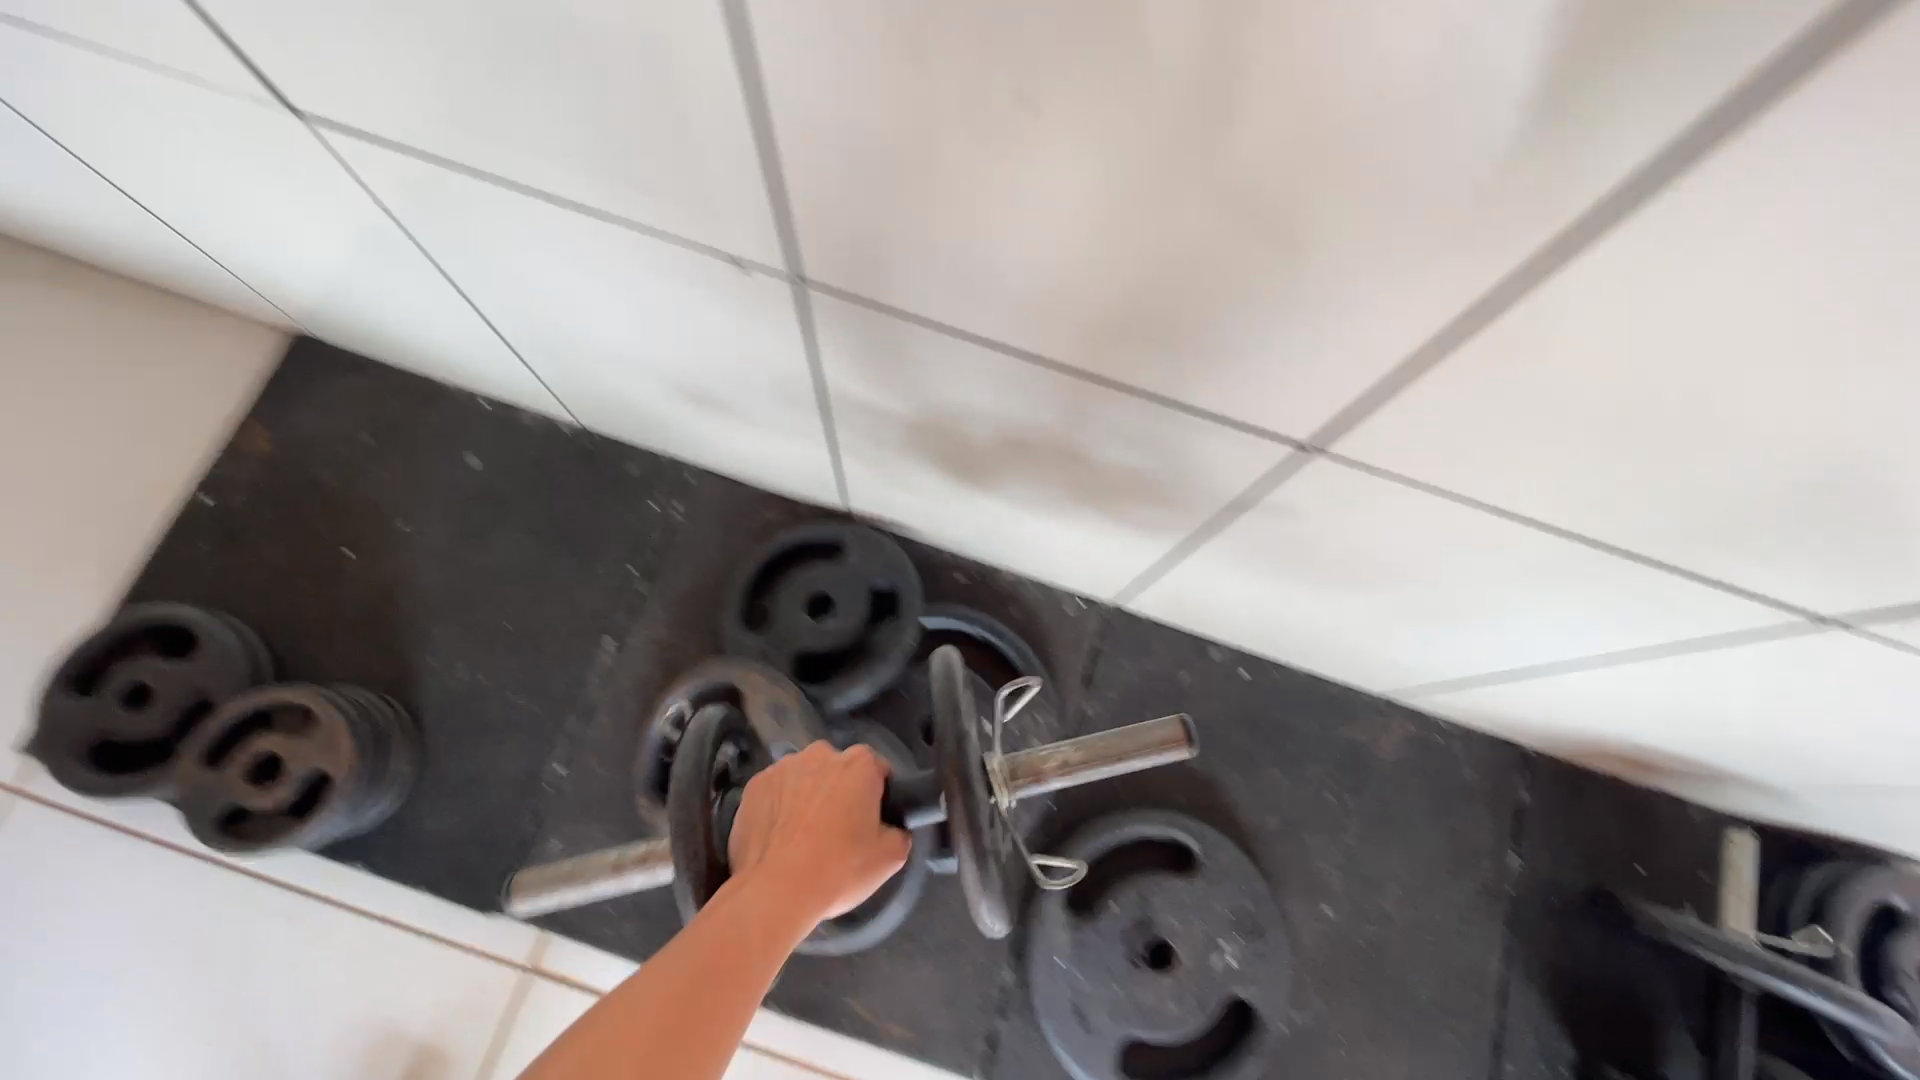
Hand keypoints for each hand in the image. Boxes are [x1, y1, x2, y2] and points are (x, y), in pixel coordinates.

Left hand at [726, 742, 910, 925]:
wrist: (774, 892)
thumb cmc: (839, 870)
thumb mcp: (891, 858)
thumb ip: (899, 832)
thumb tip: (892, 829)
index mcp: (859, 764)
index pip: (878, 770)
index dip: (877, 797)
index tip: (870, 824)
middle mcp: (821, 754)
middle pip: (839, 770)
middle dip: (840, 793)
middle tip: (839, 833)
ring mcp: (782, 767)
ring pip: (804, 779)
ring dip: (807, 798)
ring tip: (803, 839)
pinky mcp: (753, 786)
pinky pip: (775, 792)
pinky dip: (778, 807)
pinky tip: (779, 838)